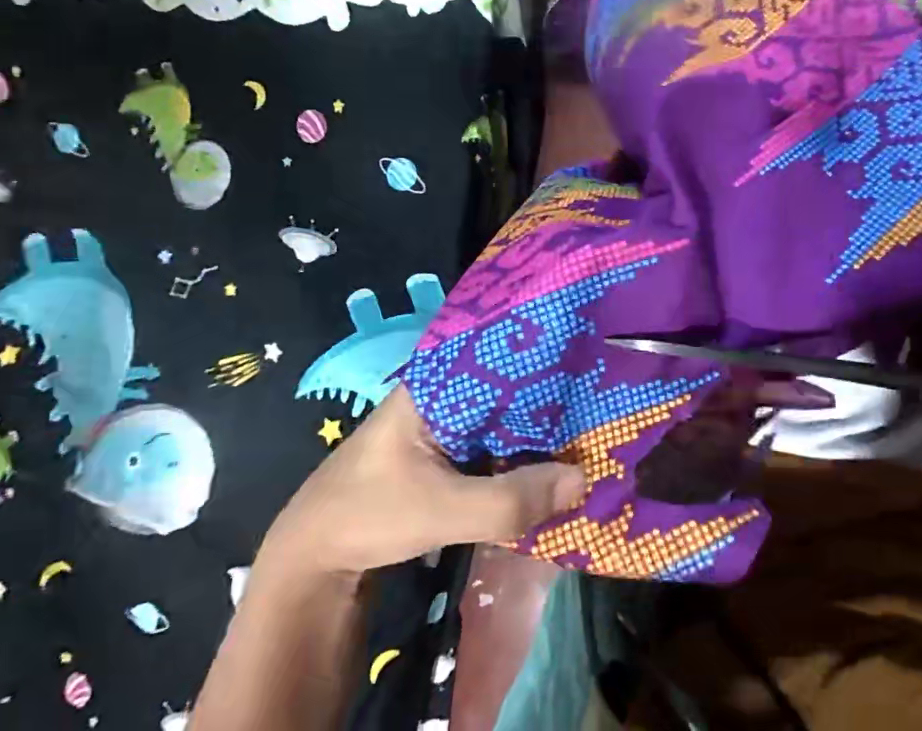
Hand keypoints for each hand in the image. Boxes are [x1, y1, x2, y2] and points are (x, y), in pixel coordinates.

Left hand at [259, 386, 585, 577]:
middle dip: (555, 396)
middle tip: (609, 397)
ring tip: (598, 423)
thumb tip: (583, 479)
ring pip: (509, 418)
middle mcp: (447, 398)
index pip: (501, 353)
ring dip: (544, 428)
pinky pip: (501, 446)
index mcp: (436, 386)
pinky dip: (527, 454)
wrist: (311, 567)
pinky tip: (561, 460)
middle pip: (512, 387)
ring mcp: (450, 428)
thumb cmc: (366, 518)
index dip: (546, 355)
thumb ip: (508, 500)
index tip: (592, 357)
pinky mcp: (452, 458)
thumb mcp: (439, 510)